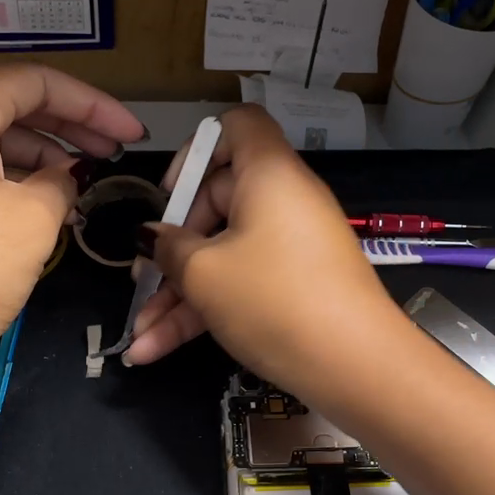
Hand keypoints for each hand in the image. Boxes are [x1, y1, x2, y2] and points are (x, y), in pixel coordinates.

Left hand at [0, 65, 144, 390]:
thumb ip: (61, 184)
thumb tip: (65, 177)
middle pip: (5, 103)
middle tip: (113, 152)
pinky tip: (32, 204)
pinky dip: (2, 176)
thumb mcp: (32, 222)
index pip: (34, 82)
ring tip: (78, 182)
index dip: (93, 105)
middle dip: (67, 124)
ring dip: (36, 153)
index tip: (132, 135)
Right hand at [123, 105, 406, 396]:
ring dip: (178, 294)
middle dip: (171, 246)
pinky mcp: (296, 287)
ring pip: (223, 255)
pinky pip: (241, 284)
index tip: (170, 194)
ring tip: (137, 334)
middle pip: (218, 201)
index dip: (198, 150)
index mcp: (268, 173)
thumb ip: (168, 249)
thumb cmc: (275, 300)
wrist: (357, 368)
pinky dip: (205, 310)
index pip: (238, 126)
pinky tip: (157, 349)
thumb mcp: (205, 274)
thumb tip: (150, 236)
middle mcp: (283, 201)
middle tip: (142, 280)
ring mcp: (291, 247)